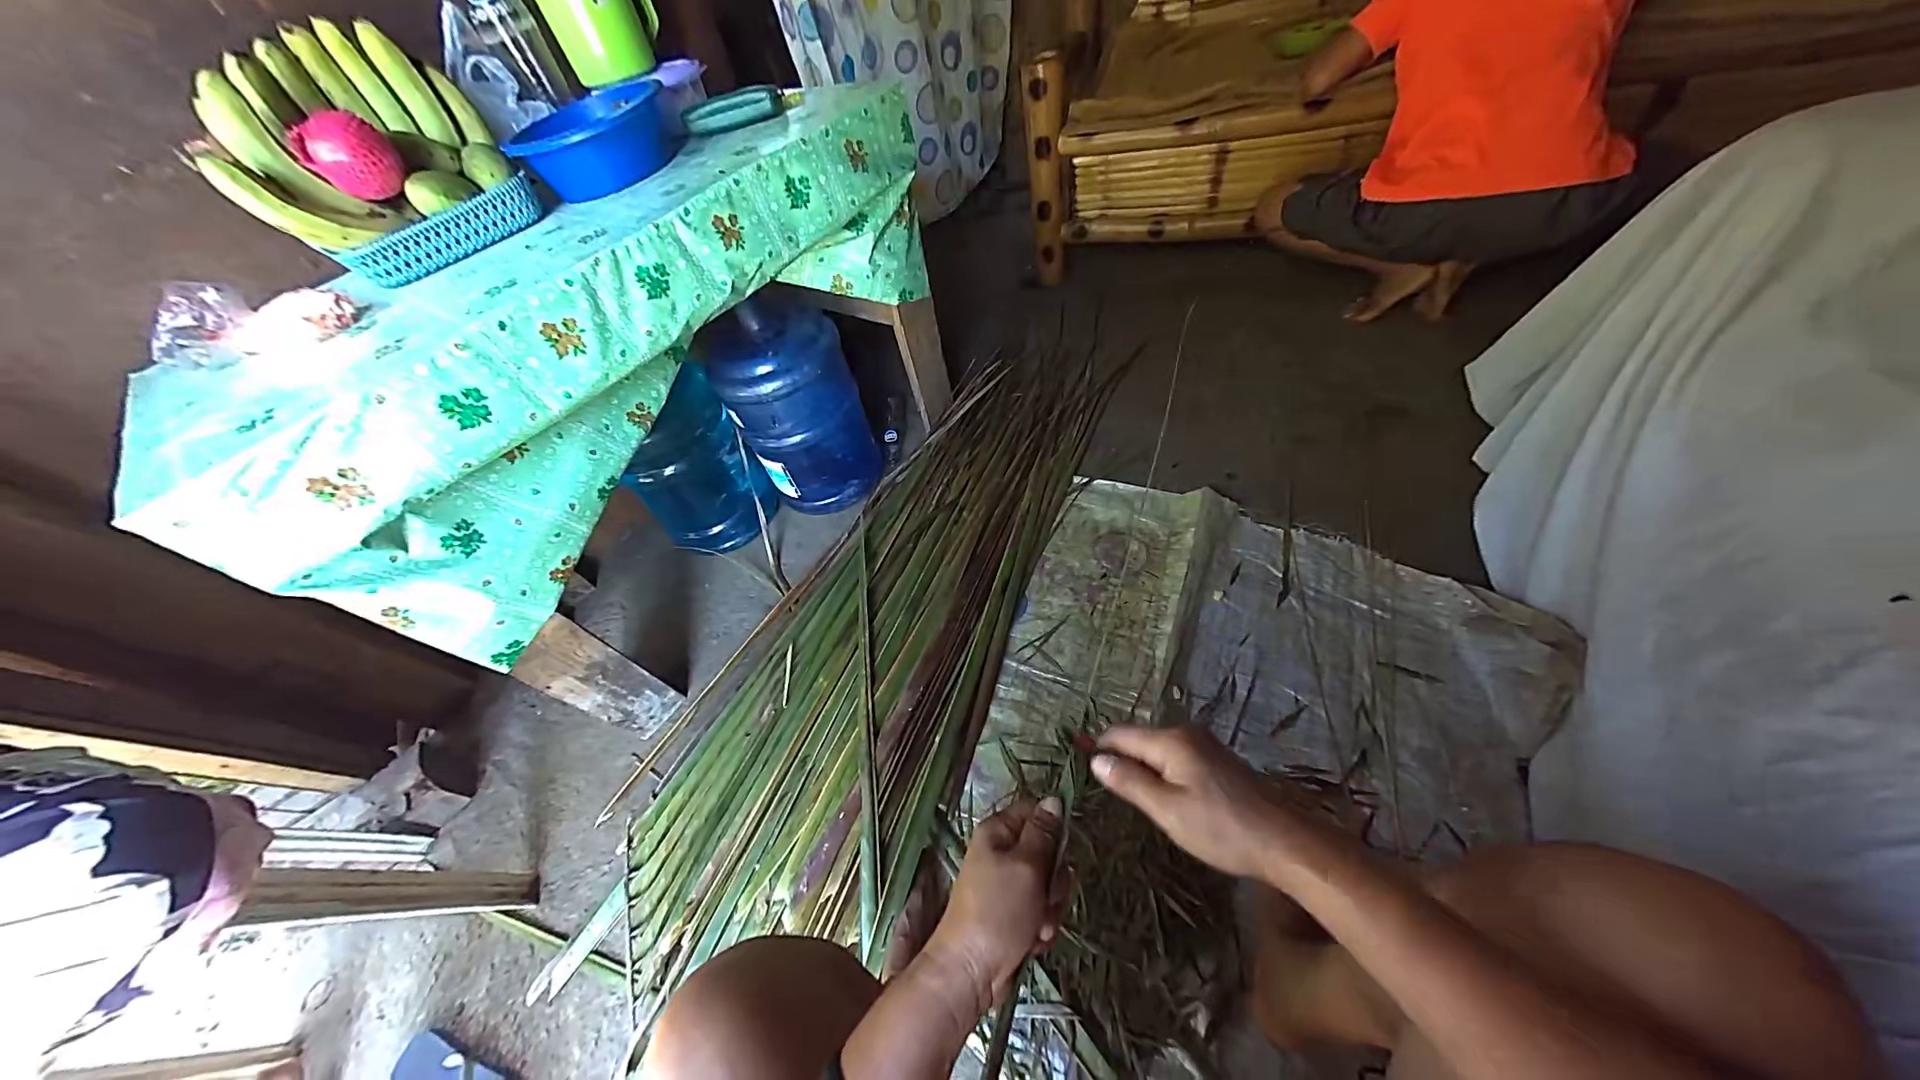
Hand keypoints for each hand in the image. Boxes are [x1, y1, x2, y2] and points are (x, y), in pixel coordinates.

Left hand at [921, 797, 1067, 1013]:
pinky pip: (1042, 909)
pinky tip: (1034, 940)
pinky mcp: (1015, 913)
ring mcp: (1008, 885)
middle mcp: (1002, 853)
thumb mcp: (1027, 866)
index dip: (1054, 830)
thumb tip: (1054, 799)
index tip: (1061, 851)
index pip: (1035, 812)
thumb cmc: (998, 911)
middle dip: (1055, 879)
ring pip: (1050, 884)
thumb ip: (1044, 833)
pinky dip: (1043, 925)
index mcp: (998, 832)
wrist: (972, 971)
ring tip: (1038, 925)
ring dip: (1051, 907)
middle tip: (1046, 896)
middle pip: (1048, 851)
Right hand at [1092, 726, 1311, 879]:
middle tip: (1099, 787)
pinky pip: (1175, 758)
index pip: (1119, 734)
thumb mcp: (1168, 810)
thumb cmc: (1223, 829)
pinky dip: (1160, 771)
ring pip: (1157, 749)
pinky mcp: (1218, 762)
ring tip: (1125, 794)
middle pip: (1138, 739)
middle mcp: (1186, 734)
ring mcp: (1205, 746)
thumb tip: (1096, 759)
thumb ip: (1130, 782)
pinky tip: (1161, 795)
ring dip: (1139, 766)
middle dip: (1118, 757)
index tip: (1075, 763)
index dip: (1096, 746)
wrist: (1287, 842)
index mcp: (1171, 741)